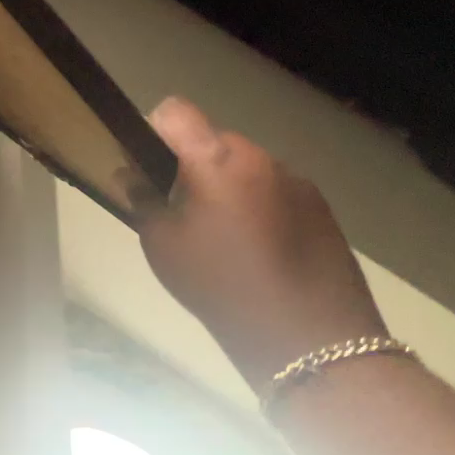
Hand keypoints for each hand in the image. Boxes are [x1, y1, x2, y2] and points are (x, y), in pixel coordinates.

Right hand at [136, 97, 387, 387]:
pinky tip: (260, 248)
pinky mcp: (323, 209)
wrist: (314, 343)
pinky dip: (259, 205)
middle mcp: (260, 159)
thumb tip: (131, 174)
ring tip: (225, 234)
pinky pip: (275, 190)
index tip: (150, 164)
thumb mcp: (162, 245)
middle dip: (194, 163)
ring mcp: (297, 182)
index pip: (176, 111)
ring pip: (246, 166)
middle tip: (184, 207)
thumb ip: (142, 199)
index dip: (155, 128)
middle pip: (213, 140)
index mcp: (217, 160)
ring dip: (229, 184)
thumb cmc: (223, 286)